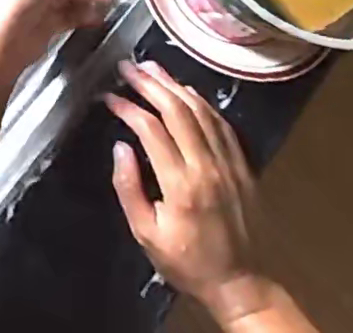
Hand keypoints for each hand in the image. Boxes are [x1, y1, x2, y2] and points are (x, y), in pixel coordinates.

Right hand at [106, 60, 283, 326]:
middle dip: (149, 83)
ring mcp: (228, 161)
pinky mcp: (242, 163)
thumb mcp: (147, 235)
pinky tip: (184, 89)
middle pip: (176, 110)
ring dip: (173, 84)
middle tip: (128, 66)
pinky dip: (200, 100)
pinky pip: (220, 121)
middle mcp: (207, 165)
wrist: (243, 285)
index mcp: (181, 185)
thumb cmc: (188, 262)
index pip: (151, 130)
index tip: (109, 96)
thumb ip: (129, 188)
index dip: (128, 107)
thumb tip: (120, 146)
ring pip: (200, 109)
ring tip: (151, 67)